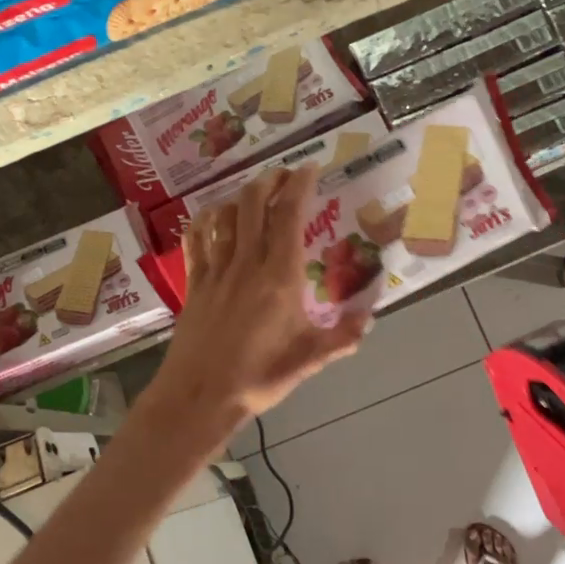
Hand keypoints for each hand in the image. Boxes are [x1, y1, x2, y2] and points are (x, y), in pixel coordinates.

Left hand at [147, 165, 370, 431]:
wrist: (201, 395)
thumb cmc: (259, 378)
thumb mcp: (309, 360)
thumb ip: (341, 337)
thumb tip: (369, 319)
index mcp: (280, 277)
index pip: (289, 215)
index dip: (299, 185)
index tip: (310, 168)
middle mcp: (247, 263)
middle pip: (253, 203)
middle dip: (269, 181)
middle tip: (284, 176)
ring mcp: (216, 271)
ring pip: (224, 216)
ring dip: (239, 197)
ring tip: (254, 195)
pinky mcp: (194, 284)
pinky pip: (196, 241)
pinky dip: (204, 222)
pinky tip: (211, 218)